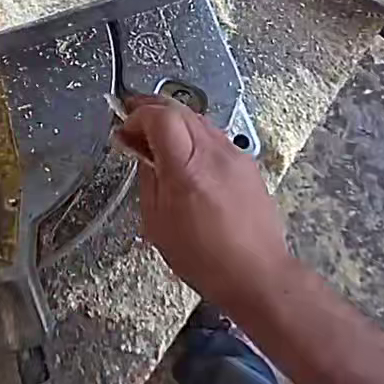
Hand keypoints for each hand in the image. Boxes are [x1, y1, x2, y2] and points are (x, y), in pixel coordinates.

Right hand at [115, 96, 295, 311]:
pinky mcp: (247, 163)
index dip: (138, 115)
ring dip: (173, 120)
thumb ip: (147, 177)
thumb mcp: (156, 222)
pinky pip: (214, 135)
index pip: (161, 116)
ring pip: (198, 118)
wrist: (258, 274)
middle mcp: (213, 153)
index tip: (125, 130)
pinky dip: (193, 135)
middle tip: (133, 122)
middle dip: (151, 109)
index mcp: (187, 168)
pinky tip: (185, 156)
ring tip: (157, 139)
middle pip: (179, 108)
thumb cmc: (204, 257)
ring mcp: (234, 154)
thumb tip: (139, 150)